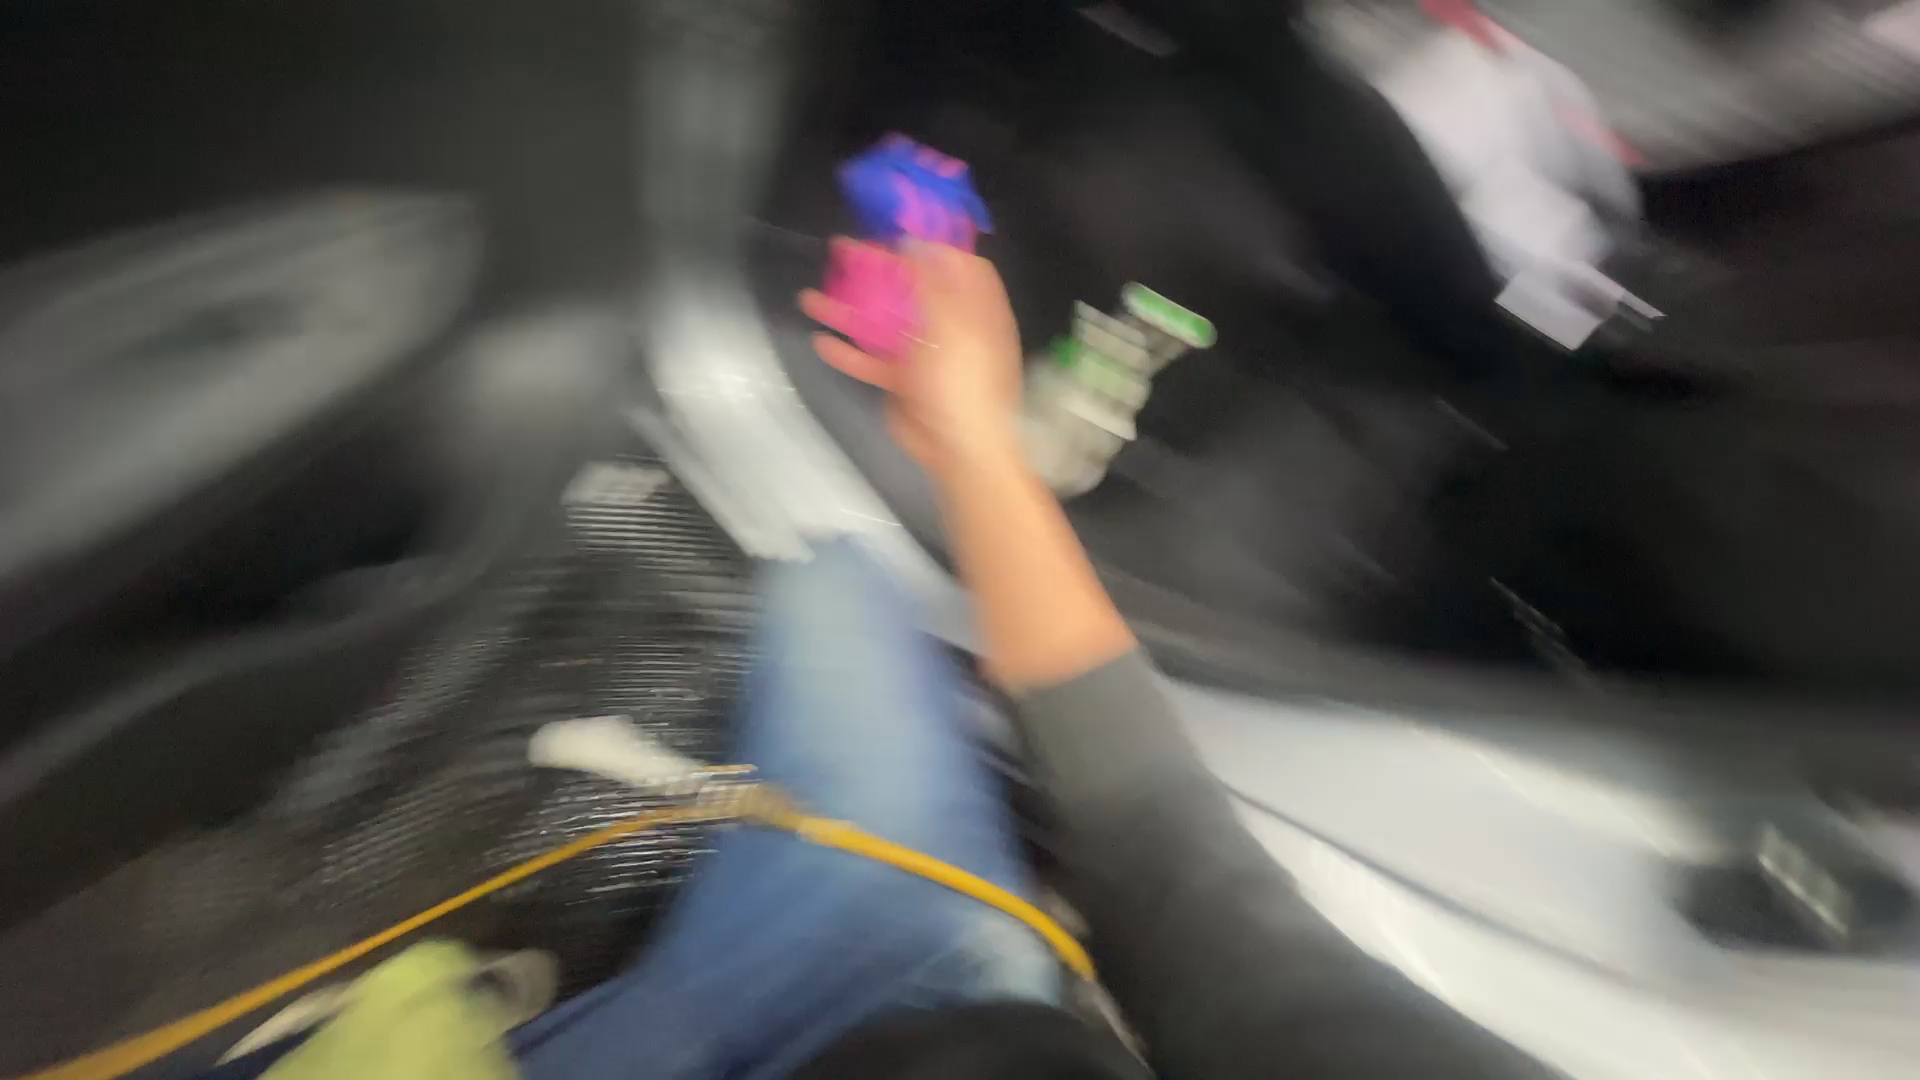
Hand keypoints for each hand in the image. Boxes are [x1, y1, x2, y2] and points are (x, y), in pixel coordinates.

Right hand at [800, 238, 1022, 479]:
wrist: (959, 450)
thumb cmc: (964, 383)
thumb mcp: (952, 324)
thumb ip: (931, 281)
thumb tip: (913, 243)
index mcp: (975, 310)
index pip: (959, 264)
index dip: (931, 245)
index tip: (896, 230)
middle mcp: (951, 326)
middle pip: (911, 288)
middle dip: (876, 270)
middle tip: (841, 251)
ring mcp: (925, 355)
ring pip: (883, 324)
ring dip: (849, 310)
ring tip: (812, 297)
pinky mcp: (903, 383)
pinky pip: (873, 362)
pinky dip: (849, 353)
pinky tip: (821, 341)